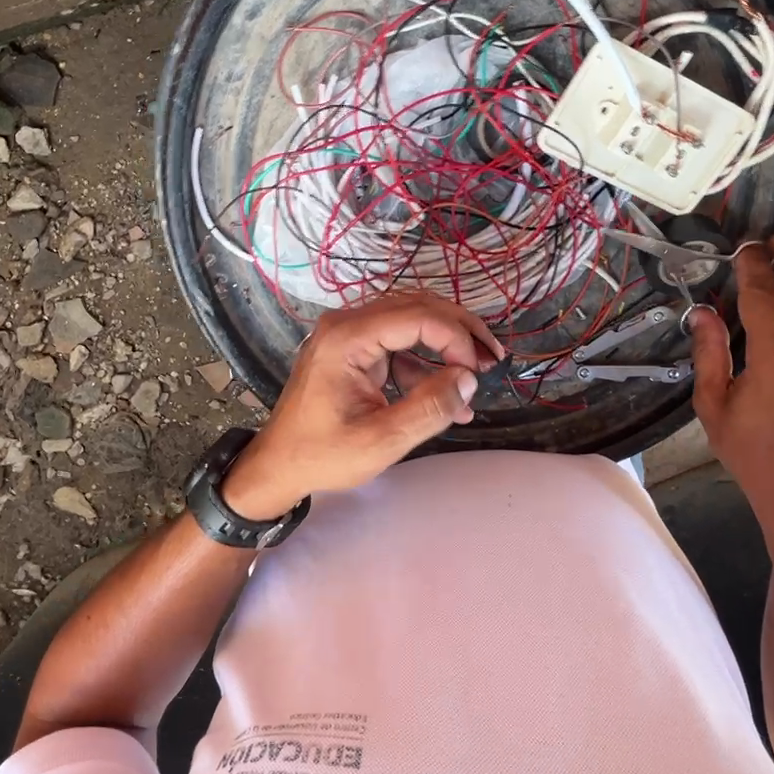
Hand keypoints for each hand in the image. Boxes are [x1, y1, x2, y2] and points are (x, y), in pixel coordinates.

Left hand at [221, 293, 502, 520]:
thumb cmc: (322, 455)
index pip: (418, 316)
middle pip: (417, 307)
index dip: (456, 338)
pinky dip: (425, 364)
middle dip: (460, 330)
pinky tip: (449, 396)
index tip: (479, 372)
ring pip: (411, 320)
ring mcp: (349, 334)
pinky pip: (398, 343)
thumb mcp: (381, 439)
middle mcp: (347, 324)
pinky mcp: (353, 351)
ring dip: (447, 343)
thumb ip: (429, 408)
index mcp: (348, 337)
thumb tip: (469, 379)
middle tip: (495, 357)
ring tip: (480, 372)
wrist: (278, 466)